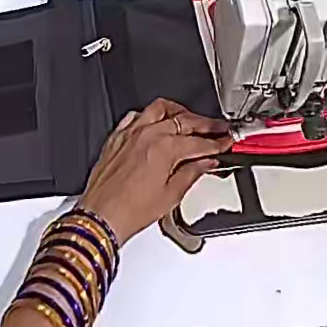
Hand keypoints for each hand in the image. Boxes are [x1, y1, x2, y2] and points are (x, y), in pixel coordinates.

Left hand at [78, 98, 232, 243]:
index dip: (217, 142)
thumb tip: (206, 163)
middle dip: (206, 124)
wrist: (100, 218)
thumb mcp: (171, 195)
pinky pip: (136, 115)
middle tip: (218, 128)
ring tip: (189, 118)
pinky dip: (149, 115)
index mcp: (165, 148)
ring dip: (179, 111)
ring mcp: (131, 133)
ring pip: (160, 108)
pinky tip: (155, 122)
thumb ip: (192, 173)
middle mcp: (148, 134)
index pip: (200, 141)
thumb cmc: (130, 210)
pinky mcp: (117, 137)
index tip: (226, 142)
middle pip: (185, 120)